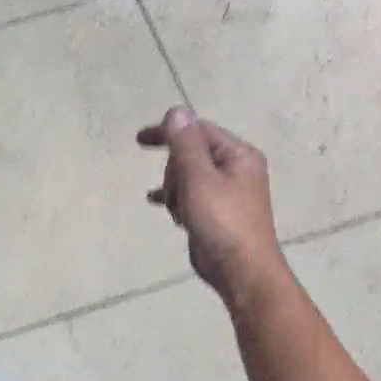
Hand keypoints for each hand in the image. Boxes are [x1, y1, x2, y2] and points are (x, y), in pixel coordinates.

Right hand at [138, 107, 287, 301]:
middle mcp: (235, 168)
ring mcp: (225, 190)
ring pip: (185, 175)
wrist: (241, 269)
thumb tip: (176, 111)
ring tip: (178, 210)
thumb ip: (185, 144)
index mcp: (238, 155)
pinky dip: (173, 197)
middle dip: (173, 170)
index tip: (139, 140)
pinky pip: (187, 194)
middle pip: (189, 153)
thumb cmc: (222, 220)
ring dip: (173, 189)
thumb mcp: (199, 177)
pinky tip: (157, 203)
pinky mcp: (214, 210)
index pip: (198, 130)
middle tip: (176, 192)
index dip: (168, 132)